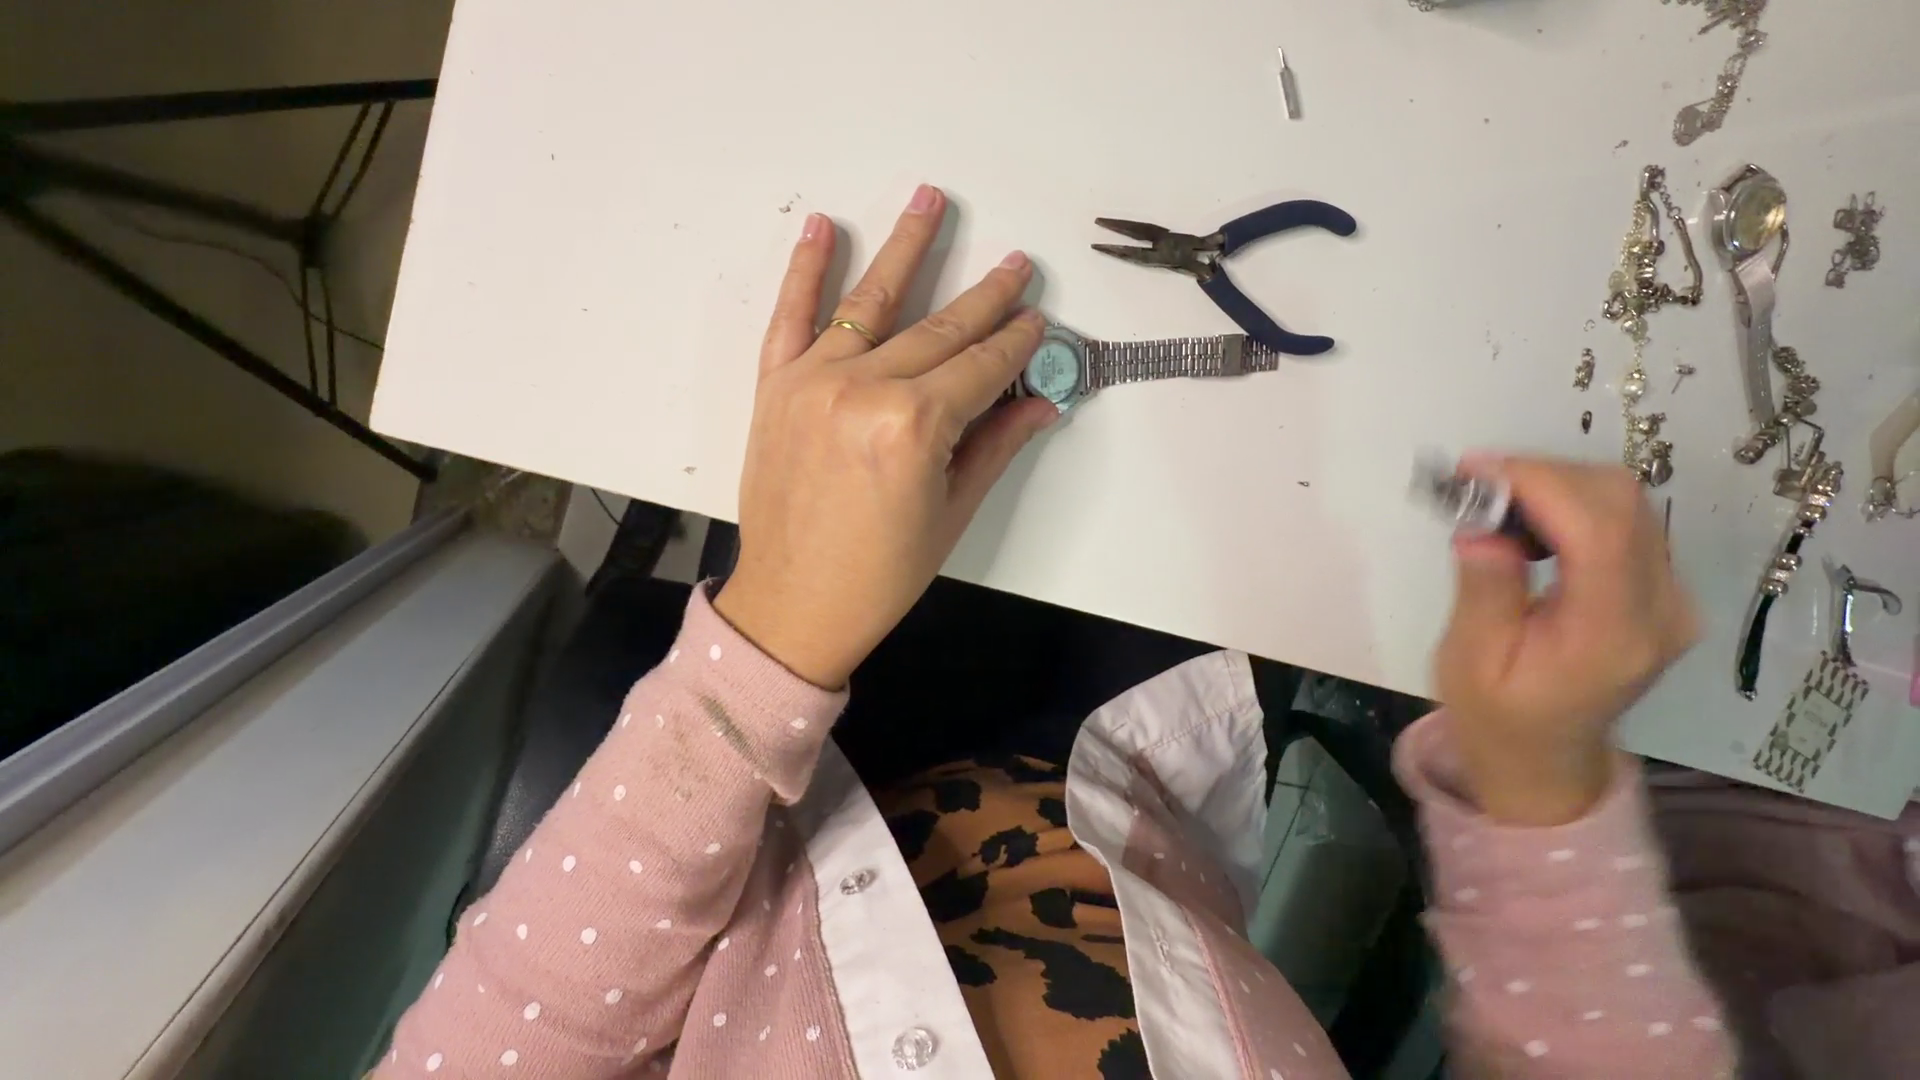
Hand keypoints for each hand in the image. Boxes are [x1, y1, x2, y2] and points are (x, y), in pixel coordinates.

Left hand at [713, 186, 1058, 688]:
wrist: (792, 605)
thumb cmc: (878, 575)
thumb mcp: (951, 513)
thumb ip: (995, 445)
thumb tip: (1041, 402)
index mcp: (914, 427)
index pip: (981, 366)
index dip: (1016, 341)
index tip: (1037, 318)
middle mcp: (863, 389)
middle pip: (939, 329)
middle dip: (984, 296)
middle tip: (1015, 263)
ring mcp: (813, 381)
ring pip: (871, 301)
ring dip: (906, 248)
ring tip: (931, 199)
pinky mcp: (775, 388)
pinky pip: (791, 317)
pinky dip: (807, 271)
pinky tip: (824, 230)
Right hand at [1434, 457, 1699, 824]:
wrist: (1545, 756)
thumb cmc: (1496, 715)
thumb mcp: (1471, 662)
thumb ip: (1484, 593)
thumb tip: (1481, 528)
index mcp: (1612, 636)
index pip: (1598, 532)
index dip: (1540, 485)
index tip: (1475, 470)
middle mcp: (1661, 609)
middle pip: (1621, 504)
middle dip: (1543, 476)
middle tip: (1474, 481)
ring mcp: (1670, 598)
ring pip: (1626, 502)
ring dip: (1555, 484)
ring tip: (1493, 497)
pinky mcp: (1660, 589)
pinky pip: (1625, 520)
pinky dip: (1571, 501)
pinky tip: (1527, 518)